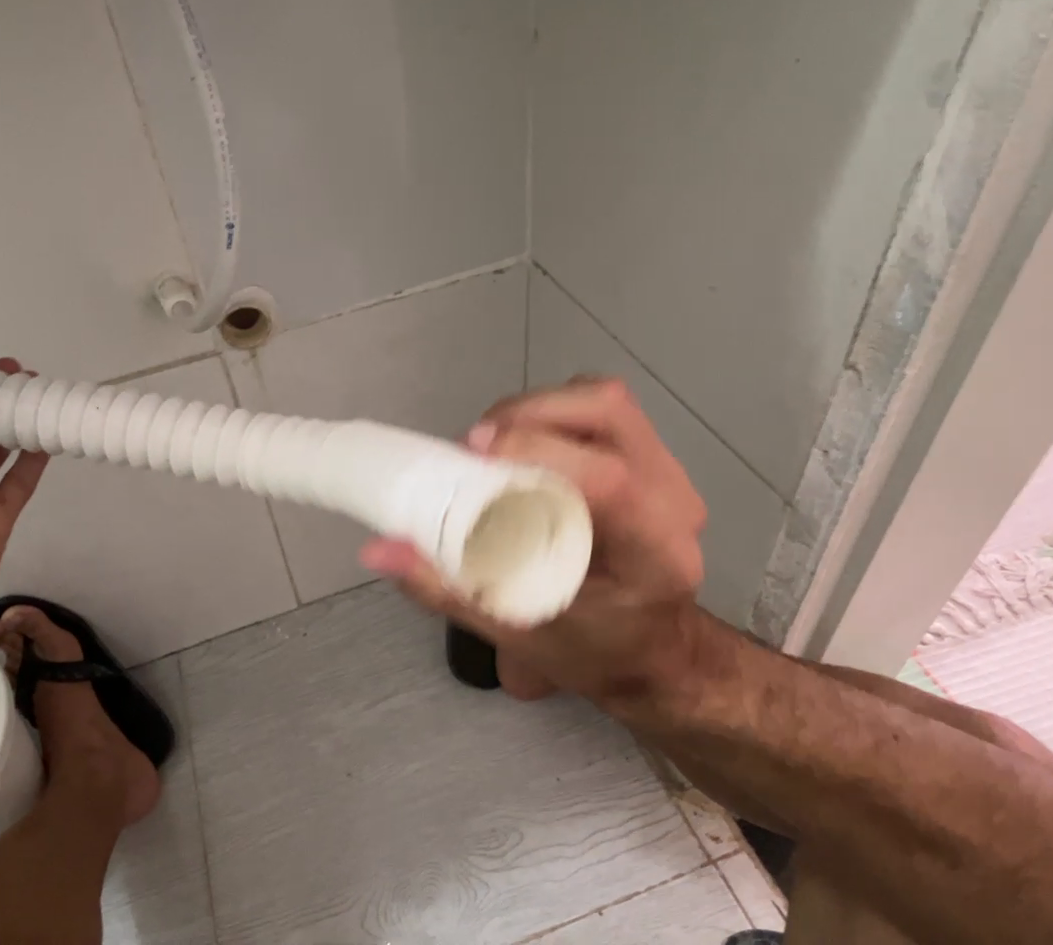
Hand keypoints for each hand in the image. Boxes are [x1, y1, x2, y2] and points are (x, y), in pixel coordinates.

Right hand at [361, 378, 708, 701]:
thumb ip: (451, 589)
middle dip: (527, 415)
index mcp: (653, 553)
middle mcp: (673, 500)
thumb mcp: (520, 634)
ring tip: (491, 448)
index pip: (607, 480)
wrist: (655, 650)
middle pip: (604, 413)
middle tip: (472, 449)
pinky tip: (523, 447)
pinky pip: (599, 408)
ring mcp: (670, 471)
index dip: (536, 451)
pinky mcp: (652, 456)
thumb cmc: (597, 653)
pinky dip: (552, 413)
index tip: (473, 456)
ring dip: (536, 409)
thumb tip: (379, 550)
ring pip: (601, 399)